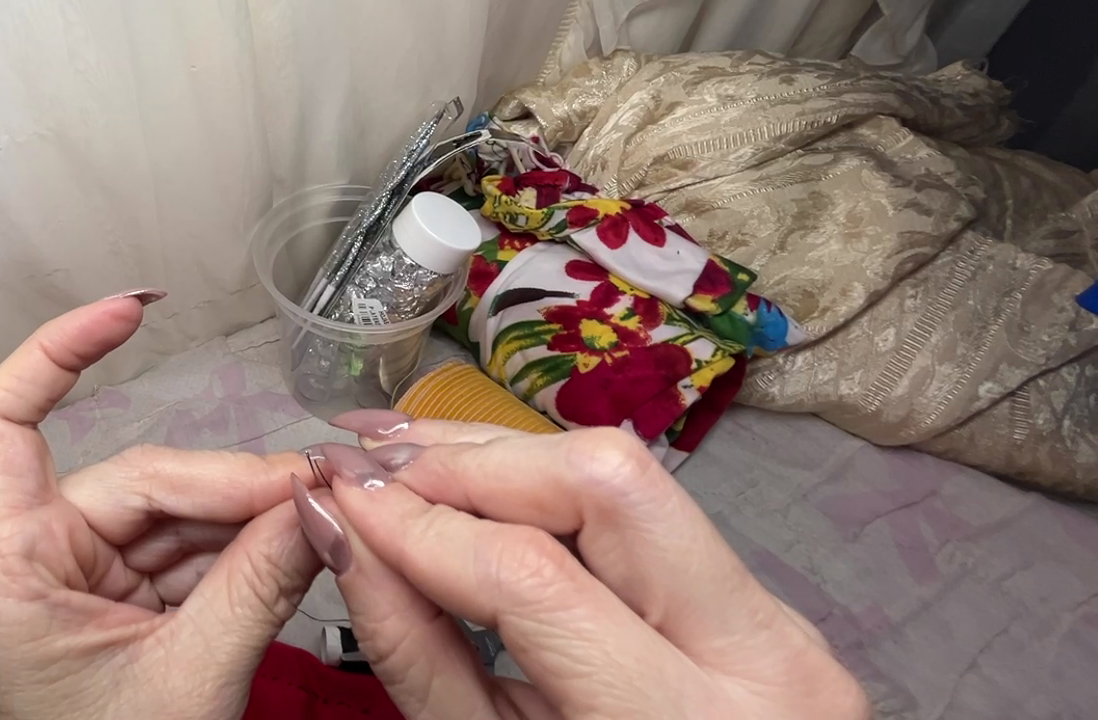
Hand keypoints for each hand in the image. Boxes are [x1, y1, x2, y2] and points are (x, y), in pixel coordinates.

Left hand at [0, 294, 323, 718]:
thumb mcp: (182, 692)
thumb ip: (254, 590)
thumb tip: (320, 505)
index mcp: (10, 561)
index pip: (8, 416)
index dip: (60, 349)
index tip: (133, 309)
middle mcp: (43, 548)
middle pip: (141, 476)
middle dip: (232, 484)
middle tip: (318, 492)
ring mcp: (89, 567)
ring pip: (178, 509)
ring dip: (249, 513)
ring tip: (320, 515)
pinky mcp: (128, 590)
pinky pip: (192, 545)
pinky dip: (244, 543)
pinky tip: (295, 539)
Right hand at [292, 416, 870, 718]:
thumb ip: (408, 641)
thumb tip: (334, 522)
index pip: (531, 575)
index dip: (417, 524)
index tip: (336, 493)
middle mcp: (758, 647)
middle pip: (597, 479)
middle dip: (463, 462)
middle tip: (372, 469)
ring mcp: (763, 607)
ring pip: (609, 465)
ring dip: (482, 451)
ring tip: (388, 453)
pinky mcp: (736, 582)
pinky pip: (615, 494)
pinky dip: (518, 470)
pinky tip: (446, 462)